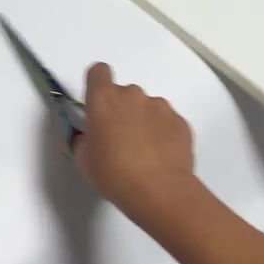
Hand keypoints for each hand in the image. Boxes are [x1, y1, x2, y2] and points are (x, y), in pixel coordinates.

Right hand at [74, 62, 196, 209]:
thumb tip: (90, 137)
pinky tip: (160, 157)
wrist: (159, 191)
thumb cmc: (112, 173)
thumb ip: (83, 138)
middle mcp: (133, 95)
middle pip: (124, 93)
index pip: (98, 71)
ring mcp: (160, 107)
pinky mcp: (181, 122)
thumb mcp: (83, 158)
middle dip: (121, 110)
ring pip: (147, 107)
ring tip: (143, 151)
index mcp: (103, 99)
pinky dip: (162, 133)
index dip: (97, 83)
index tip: (97, 104)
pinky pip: (166, 122)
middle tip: (119, 138)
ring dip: (142, 121)